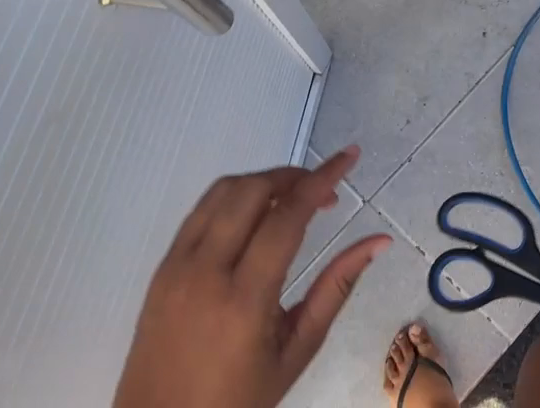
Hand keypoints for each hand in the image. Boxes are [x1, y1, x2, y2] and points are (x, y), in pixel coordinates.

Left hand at [113, 147, 389, 407]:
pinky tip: (255, 216)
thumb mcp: (297, 350)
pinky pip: (200, 212)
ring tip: (293, 199)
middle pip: (252, 191)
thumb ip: (337, 287)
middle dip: (294, 176)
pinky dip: (234, 198)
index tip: (350, 156)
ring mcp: (176, 268)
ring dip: (263, 182)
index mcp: (244, 300)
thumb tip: (379, 241)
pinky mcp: (160, 270)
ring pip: (222, 191)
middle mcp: (205, 273)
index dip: (322, 179)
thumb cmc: (238, 398)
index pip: (287, 216)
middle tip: (324, 193)